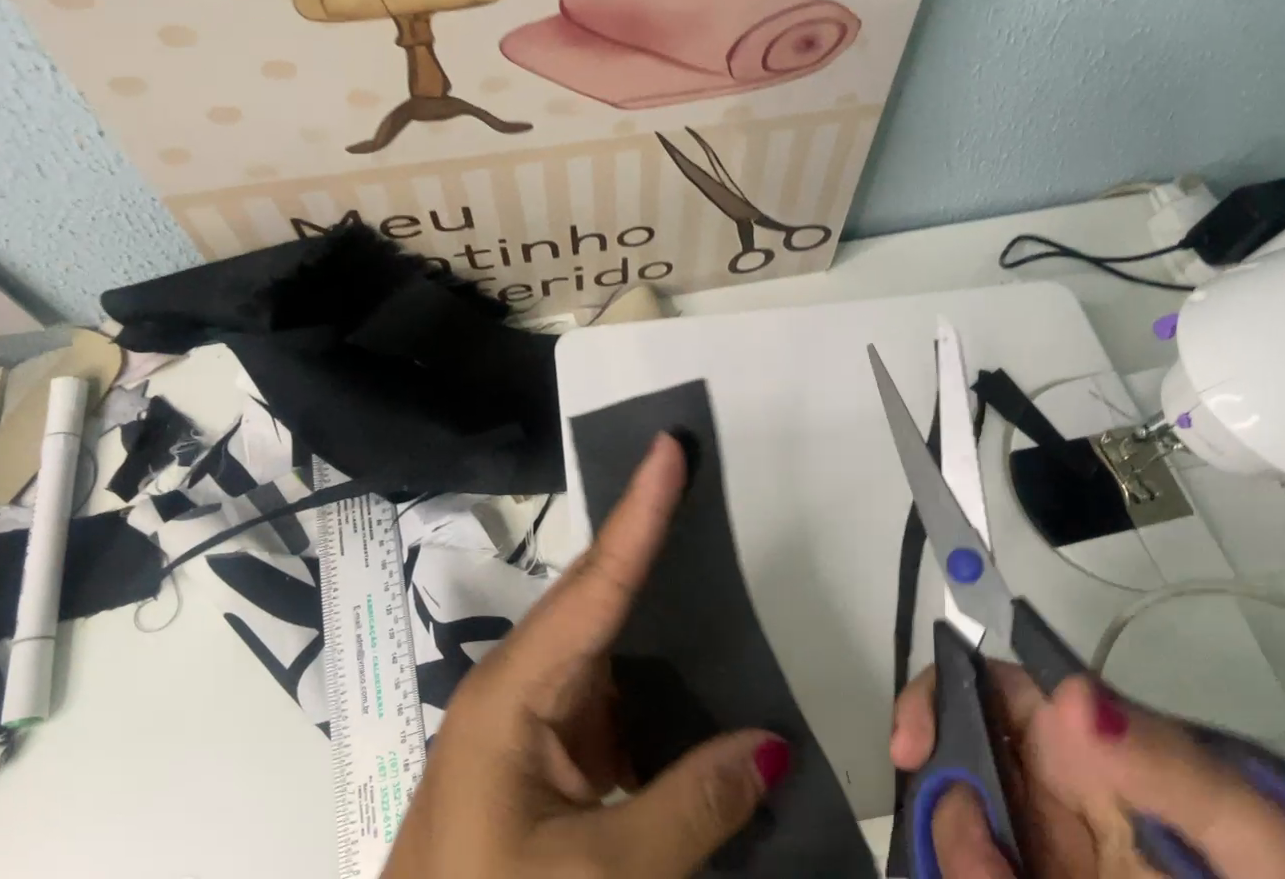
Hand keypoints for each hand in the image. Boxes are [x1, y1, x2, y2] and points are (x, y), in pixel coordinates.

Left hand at [384, 433, 789, 877]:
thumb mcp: (600, 876)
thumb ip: (692, 806)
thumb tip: (772, 745)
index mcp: (512, 693)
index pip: (594, 585)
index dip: (639, 514)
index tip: (667, 447)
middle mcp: (518, 691)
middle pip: (597, 601)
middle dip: (650, 543)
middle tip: (705, 487)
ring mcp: (530, 729)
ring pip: (611, 658)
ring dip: (665, 629)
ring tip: (726, 573)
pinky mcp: (543, 765)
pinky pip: (614, 709)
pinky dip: (660, 700)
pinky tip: (707, 694)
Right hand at [893, 664, 1284, 878]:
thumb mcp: (1258, 837)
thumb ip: (1172, 766)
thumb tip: (1076, 697)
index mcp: (1083, 746)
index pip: (984, 687)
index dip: (934, 699)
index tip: (911, 746)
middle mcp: (1045, 789)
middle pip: (952, 768)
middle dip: (945, 810)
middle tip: (988, 864)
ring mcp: (1037, 846)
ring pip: (956, 834)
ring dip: (964, 861)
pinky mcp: (1029, 876)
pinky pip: (973, 871)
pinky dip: (971, 876)